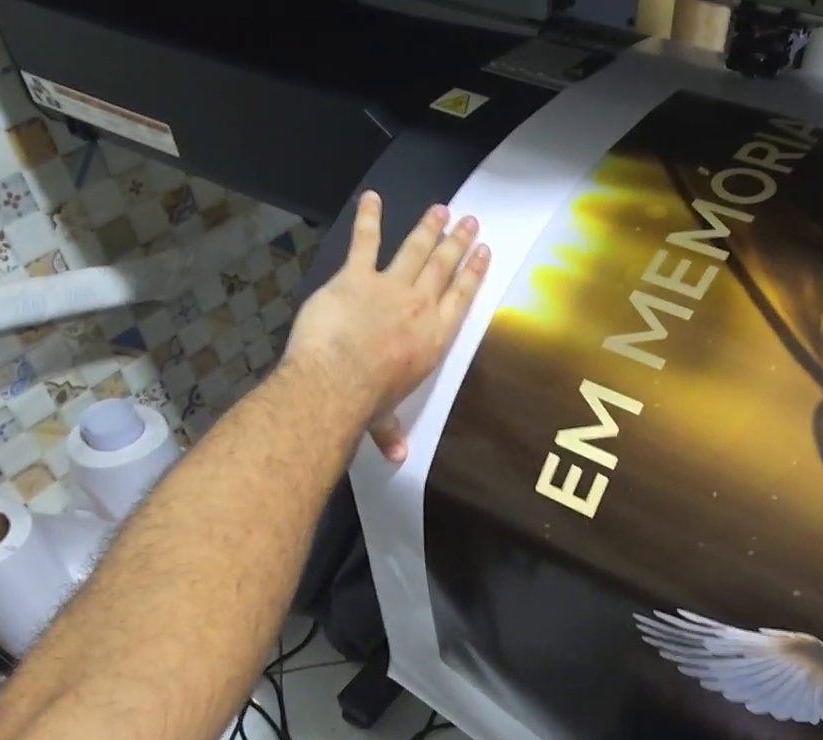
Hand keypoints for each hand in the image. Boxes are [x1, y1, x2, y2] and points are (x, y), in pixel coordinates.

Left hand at [284, 191, 490, 461]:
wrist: (338, 381)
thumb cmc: (368, 402)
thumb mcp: (384, 418)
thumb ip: (392, 432)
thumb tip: (398, 458)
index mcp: (434, 339)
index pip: (461, 299)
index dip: (474, 273)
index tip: (484, 252)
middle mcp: (420, 308)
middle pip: (444, 268)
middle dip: (458, 243)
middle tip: (470, 222)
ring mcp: (389, 288)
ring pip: (415, 251)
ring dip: (429, 229)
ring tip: (442, 210)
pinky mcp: (355, 277)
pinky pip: (364, 242)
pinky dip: (369, 219)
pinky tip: (373, 199)